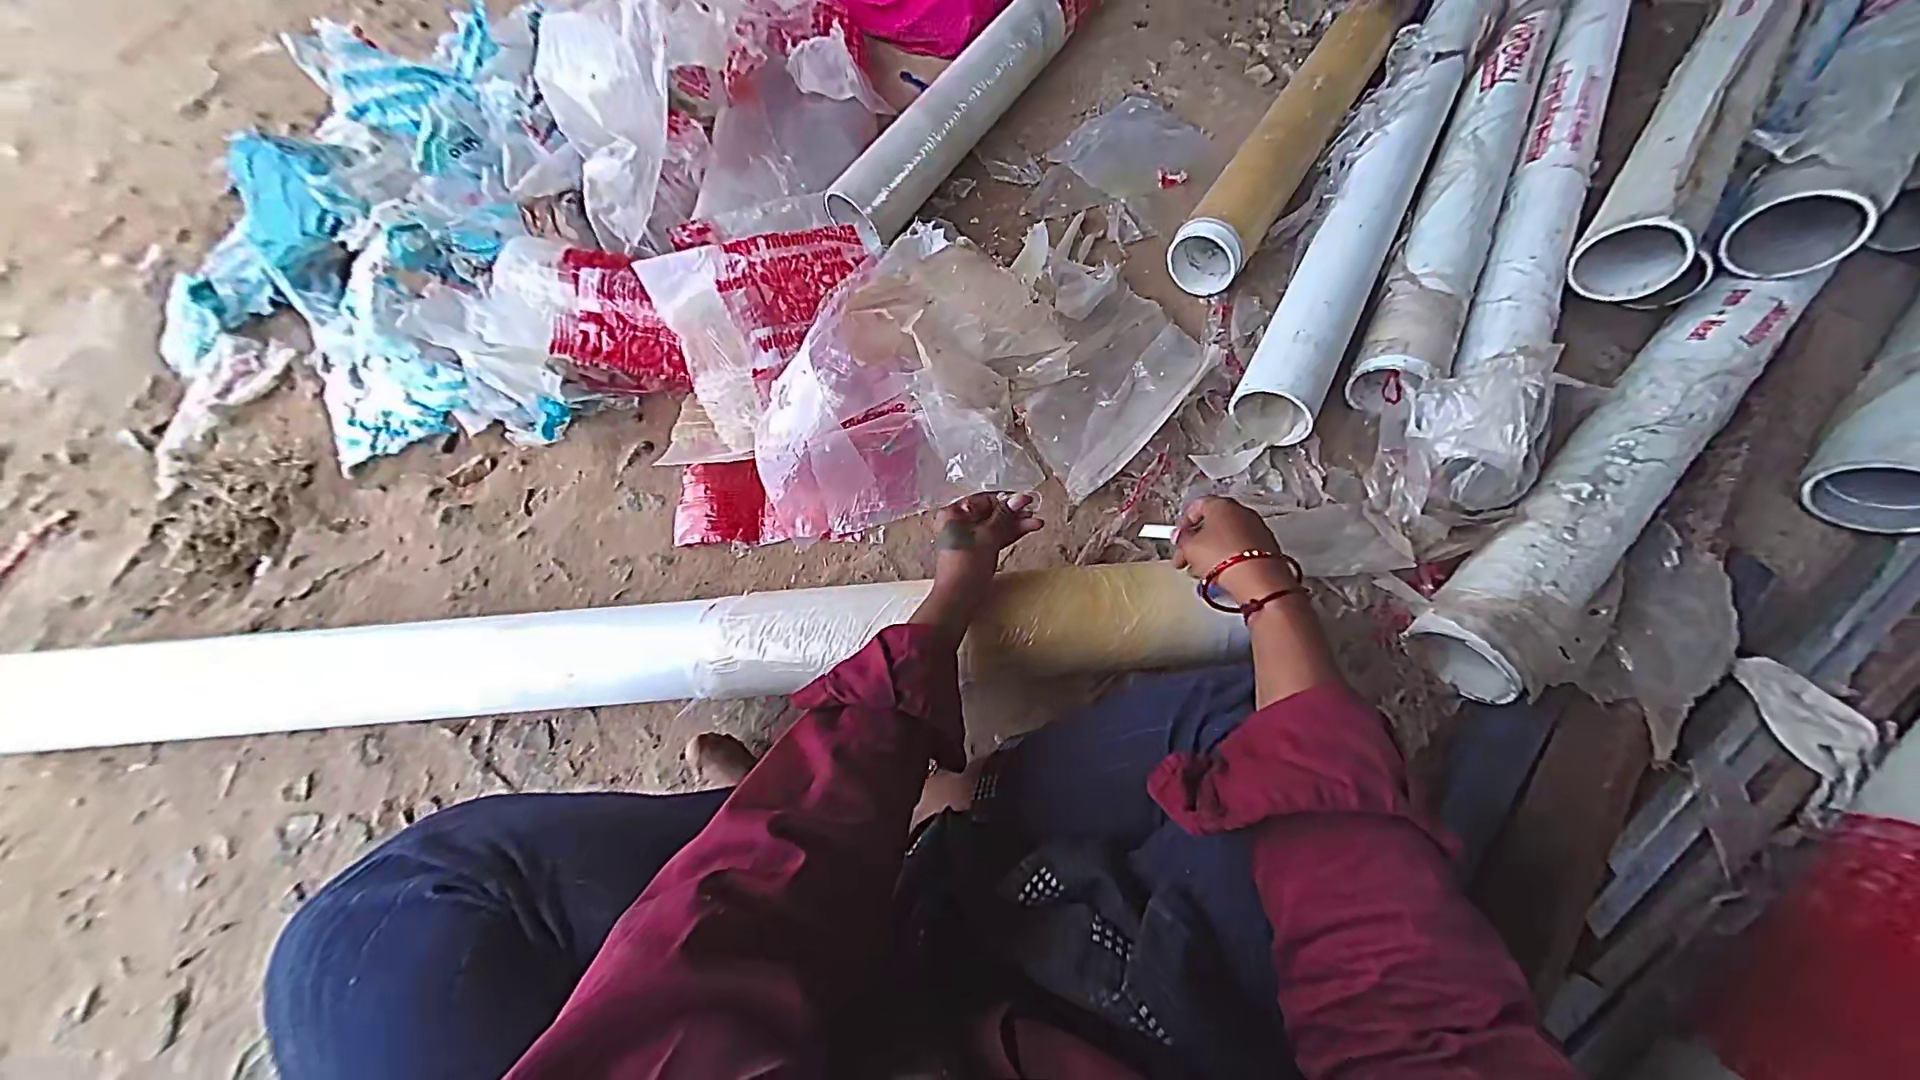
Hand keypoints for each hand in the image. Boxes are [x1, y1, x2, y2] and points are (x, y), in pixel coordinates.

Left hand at [933, 492, 1042, 573]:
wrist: (958, 598)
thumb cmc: (966, 565)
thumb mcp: (987, 536)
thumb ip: (1004, 516)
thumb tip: (1018, 499)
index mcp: (954, 514)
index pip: (984, 500)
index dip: (1006, 499)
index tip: (1026, 500)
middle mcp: (959, 524)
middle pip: (991, 513)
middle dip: (1014, 513)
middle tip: (1033, 511)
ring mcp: (969, 539)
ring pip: (996, 526)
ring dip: (1016, 524)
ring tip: (1036, 522)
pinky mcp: (977, 552)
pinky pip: (995, 538)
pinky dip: (1010, 534)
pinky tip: (1028, 529)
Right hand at [1172, 496, 1298, 604]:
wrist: (1256, 579)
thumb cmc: (1225, 557)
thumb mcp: (1189, 547)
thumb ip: (1182, 539)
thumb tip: (1183, 537)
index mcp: (1222, 505)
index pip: (1196, 506)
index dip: (1183, 524)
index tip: (1178, 537)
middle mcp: (1243, 513)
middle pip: (1213, 524)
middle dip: (1197, 541)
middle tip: (1186, 556)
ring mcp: (1257, 530)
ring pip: (1228, 538)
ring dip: (1213, 552)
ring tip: (1202, 570)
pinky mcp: (1267, 548)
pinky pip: (1241, 550)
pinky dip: (1230, 559)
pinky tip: (1221, 573)